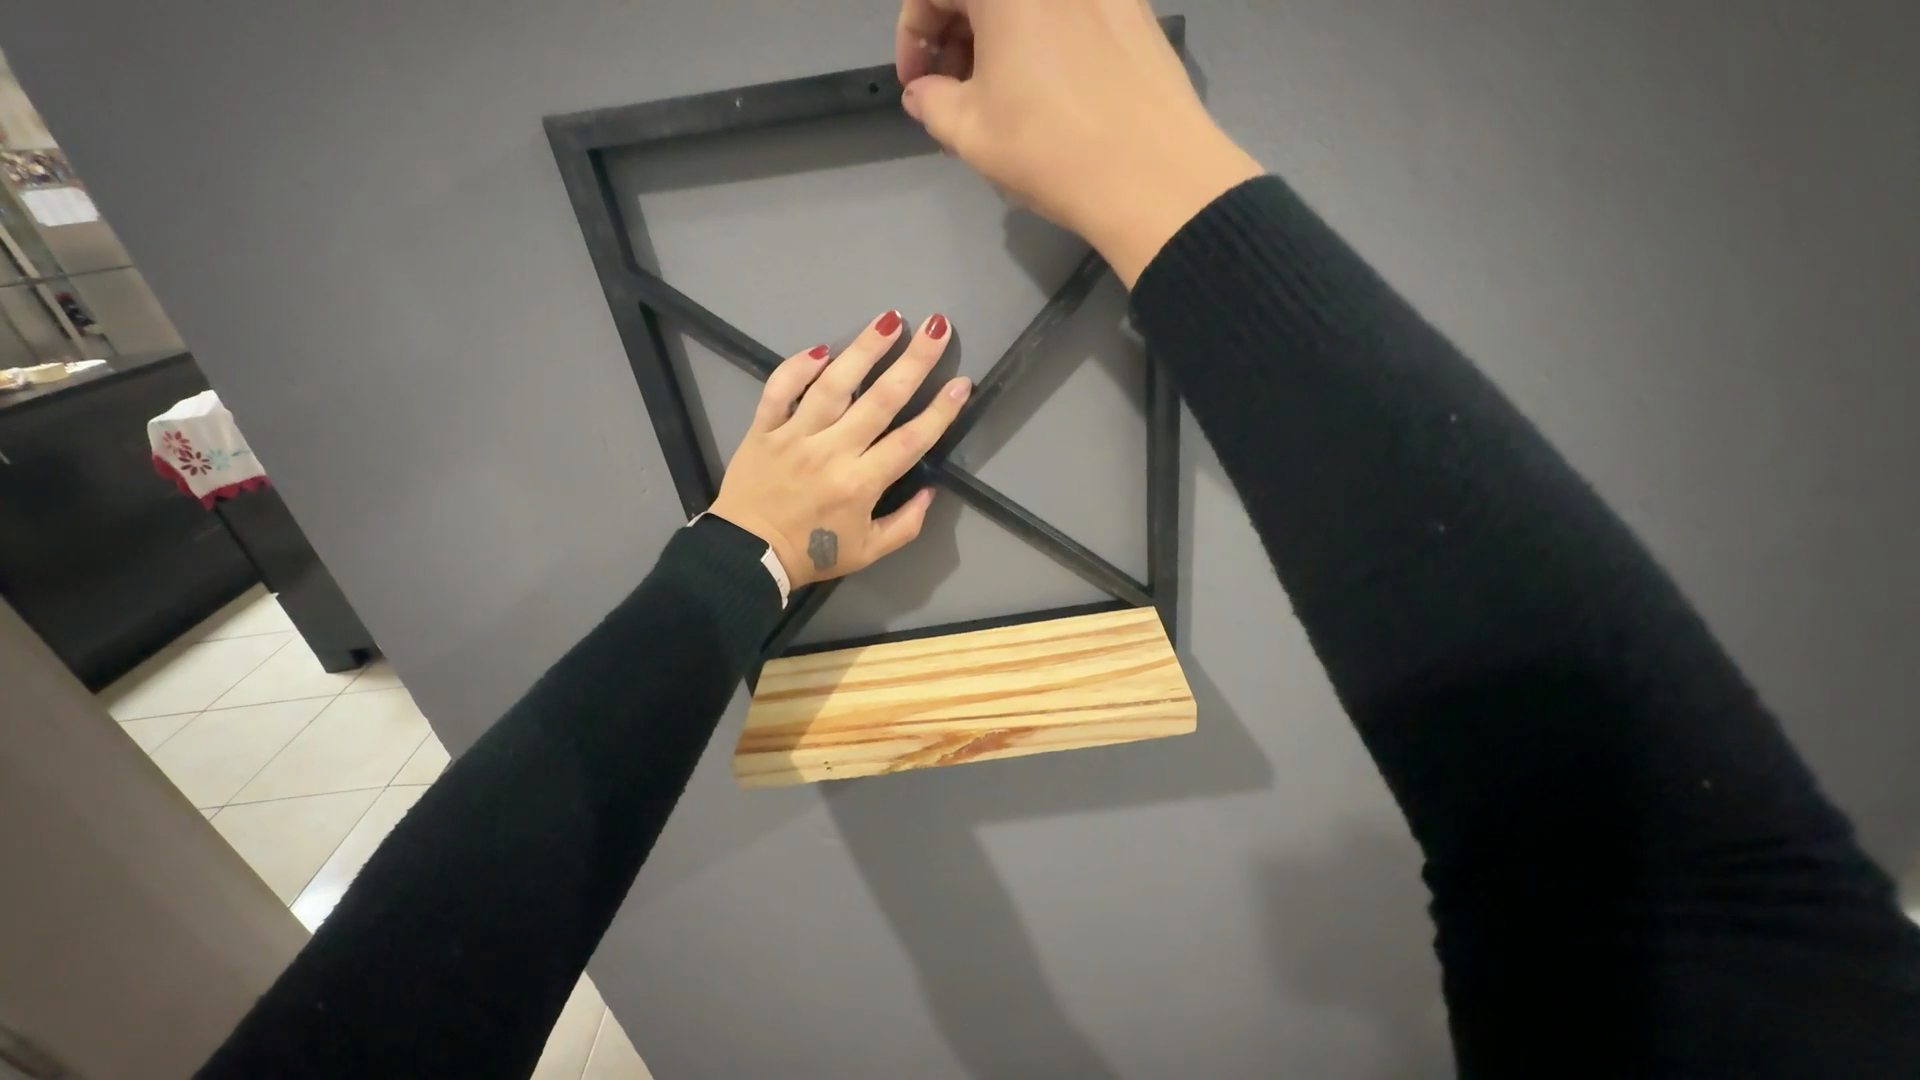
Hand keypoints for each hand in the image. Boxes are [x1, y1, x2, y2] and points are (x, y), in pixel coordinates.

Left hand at [708, 311, 970, 588]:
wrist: (746, 556)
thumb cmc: (813, 554)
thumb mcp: (868, 552)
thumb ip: (905, 525)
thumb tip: (929, 491)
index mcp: (861, 483)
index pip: (911, 440)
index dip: (940, 411)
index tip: (961, 383)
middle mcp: (832, 452)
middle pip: (880, 399)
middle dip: (913, 361)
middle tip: (936, 327)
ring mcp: (795, 436)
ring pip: (833, 385)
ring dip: (864, 349)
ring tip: (890, 319)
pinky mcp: (763, 429)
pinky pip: (779, 390)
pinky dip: (797, 367)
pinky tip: (822, 348)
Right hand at [895, 0, 1262, 285]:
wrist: (1151, 176)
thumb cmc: (1049, 149)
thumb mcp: (969, 132)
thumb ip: (930, 102)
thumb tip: (923, 92)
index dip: (913, 36)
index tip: (916, 84)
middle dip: (955, 32)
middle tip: (952, 90)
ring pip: (1028, 1)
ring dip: (998, 34)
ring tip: (998, 95)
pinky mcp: (1135, 7)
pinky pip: (1070, 10)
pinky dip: (1043, 35)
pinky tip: (1046, 90)